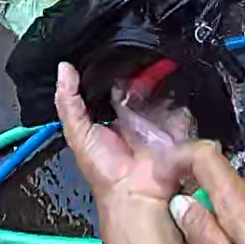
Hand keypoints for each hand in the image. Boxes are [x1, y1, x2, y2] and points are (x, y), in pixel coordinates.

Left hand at [56, 62, 194, 205]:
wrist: (133, 192)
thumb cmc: (104, 171)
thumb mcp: (78, 132)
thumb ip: (68, 101)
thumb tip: (63, 69)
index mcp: (112, 116)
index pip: (114, 85)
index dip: (113, 69)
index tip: (114, 51)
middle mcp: (135, 115)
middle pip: (140, 83)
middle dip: (140, 70)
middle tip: (137, 58)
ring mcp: (157, 120)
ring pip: (161, 90)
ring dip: (159, 79)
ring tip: (154, 68)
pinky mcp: (175, 126)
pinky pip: (181, 106)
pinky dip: (177, 98)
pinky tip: (169, 88)